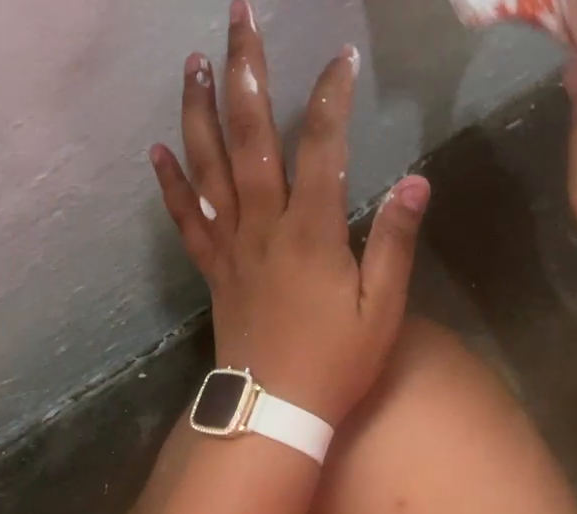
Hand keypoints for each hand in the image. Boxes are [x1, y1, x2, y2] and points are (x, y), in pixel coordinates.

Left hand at [150, 0, 430, 426]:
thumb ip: (396, 243)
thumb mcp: (382, 310)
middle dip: (245, 71)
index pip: (322, 146)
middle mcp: (264, 227)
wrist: (276, 411)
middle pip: (249, 137)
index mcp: (311, 233)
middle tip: (238, 16)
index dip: (332, 97)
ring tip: (194, 60)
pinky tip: (158, 149)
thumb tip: (418, 180)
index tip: (342, 57)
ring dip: (199, 110)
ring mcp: (232, 248)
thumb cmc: (336, 364)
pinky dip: (171, 185)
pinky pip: (187, 221)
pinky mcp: (214, 272)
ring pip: (209, 168)